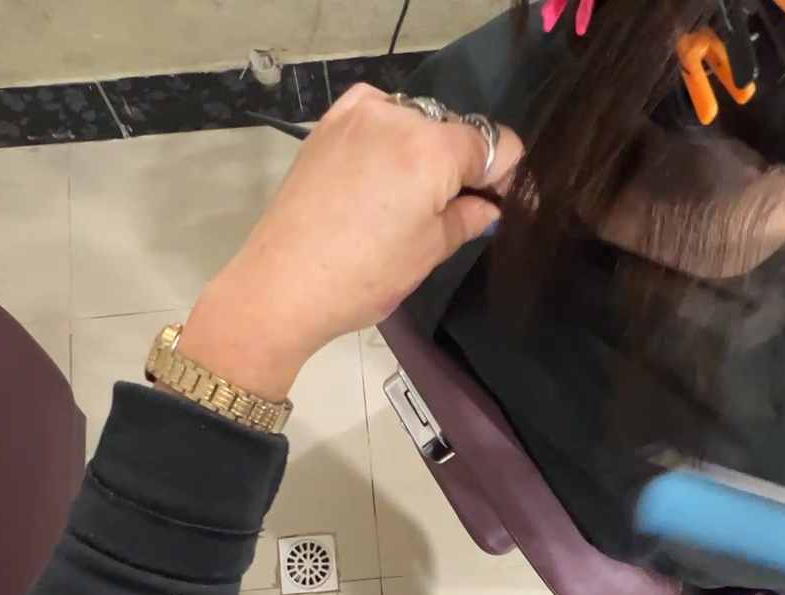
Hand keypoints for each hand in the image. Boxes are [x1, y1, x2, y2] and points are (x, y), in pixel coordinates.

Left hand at [179, 83, 523, 399]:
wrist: (281, 288)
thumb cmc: (359, 280)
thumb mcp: (426, 254)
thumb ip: (467, 219)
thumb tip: (488, 207)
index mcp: (432, 150)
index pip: (496, 144)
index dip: (504, 177)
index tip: (495, 205)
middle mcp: (398, 117)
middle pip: (454, 130)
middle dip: (460, 165)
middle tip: (447, 211)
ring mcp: (358, 115)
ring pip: (416, 121)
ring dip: (423, 152)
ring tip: (404, 201)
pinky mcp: (329, 125)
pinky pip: (378, 117)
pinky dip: (389, 139)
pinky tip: (379, 175)